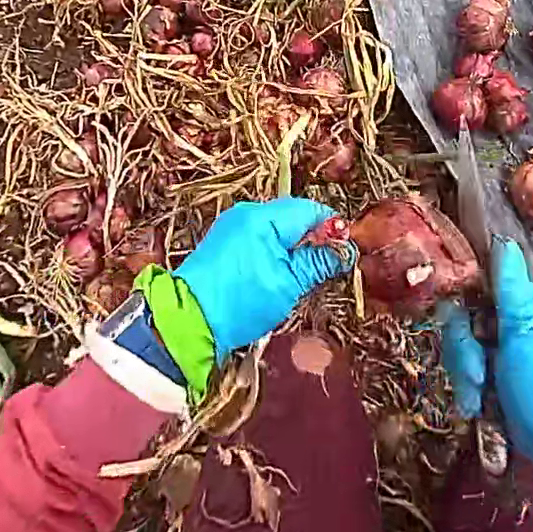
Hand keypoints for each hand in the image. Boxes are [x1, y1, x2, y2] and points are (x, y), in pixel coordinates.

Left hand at [175, 196, 354, 354]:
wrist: (187, 322)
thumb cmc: (240, 302)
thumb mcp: (288, 284)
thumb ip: (319, 261)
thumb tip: (346, 251)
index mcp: (265, 217)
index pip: (312, 209)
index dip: (332, 228)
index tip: (343, 252)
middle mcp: (249, 212)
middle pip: (295, 215)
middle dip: (314, 237)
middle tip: (325, 267)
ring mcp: (234, 224)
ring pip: (280, 225)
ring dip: (295, 244)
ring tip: (301, 274)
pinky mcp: (226, 238)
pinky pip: (262, 234)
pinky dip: (276, 248)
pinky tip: (278, 273)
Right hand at [437, 239, 532, 531]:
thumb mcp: (526, 331)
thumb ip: (509, 284)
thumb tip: (502, 238)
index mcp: (522, 301)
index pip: (475, 279)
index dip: (462, 300)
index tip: (467, 322)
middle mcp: (509, 320)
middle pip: (460, 317)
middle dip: (463, 349)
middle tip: (480, 373)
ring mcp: (500, 351)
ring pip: (459, 347)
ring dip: (465, 376)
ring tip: (482, 399)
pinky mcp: (493, 379)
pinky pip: (464, 373)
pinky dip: (469, 393)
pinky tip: (481, 410)